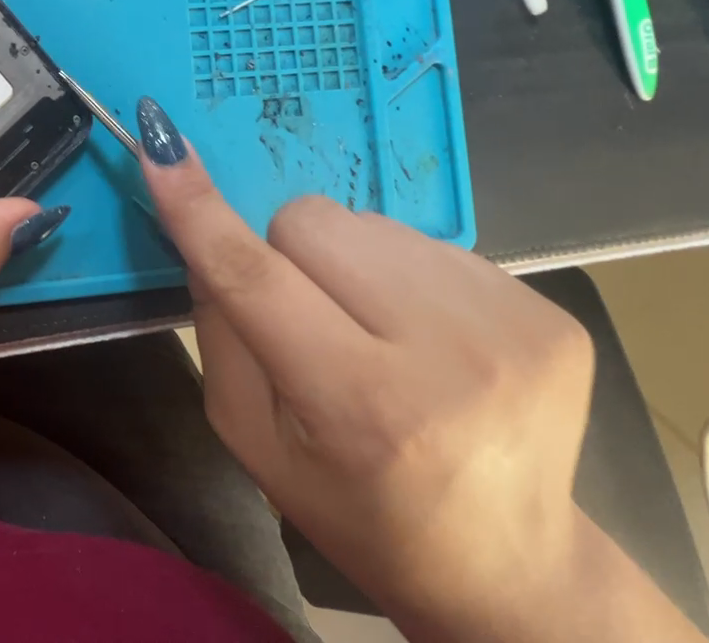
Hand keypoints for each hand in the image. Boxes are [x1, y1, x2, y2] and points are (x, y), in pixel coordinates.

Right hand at [134, 96, 634, 641]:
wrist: (505, 563)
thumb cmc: (350, 506)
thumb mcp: (251, 436)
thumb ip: (220, 332)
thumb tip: (206, 235)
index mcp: (358, 404)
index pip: (255, 279)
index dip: (199, 210)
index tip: (160, 145)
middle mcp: (446, 355)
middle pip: (309, 221)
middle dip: (284, 256)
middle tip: (306, 319)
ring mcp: (511, 325)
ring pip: (366, 222)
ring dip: (346, 263)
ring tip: (373, 331)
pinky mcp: (548, 310)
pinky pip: (425, 241)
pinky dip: (401, 275)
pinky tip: (424, 335)